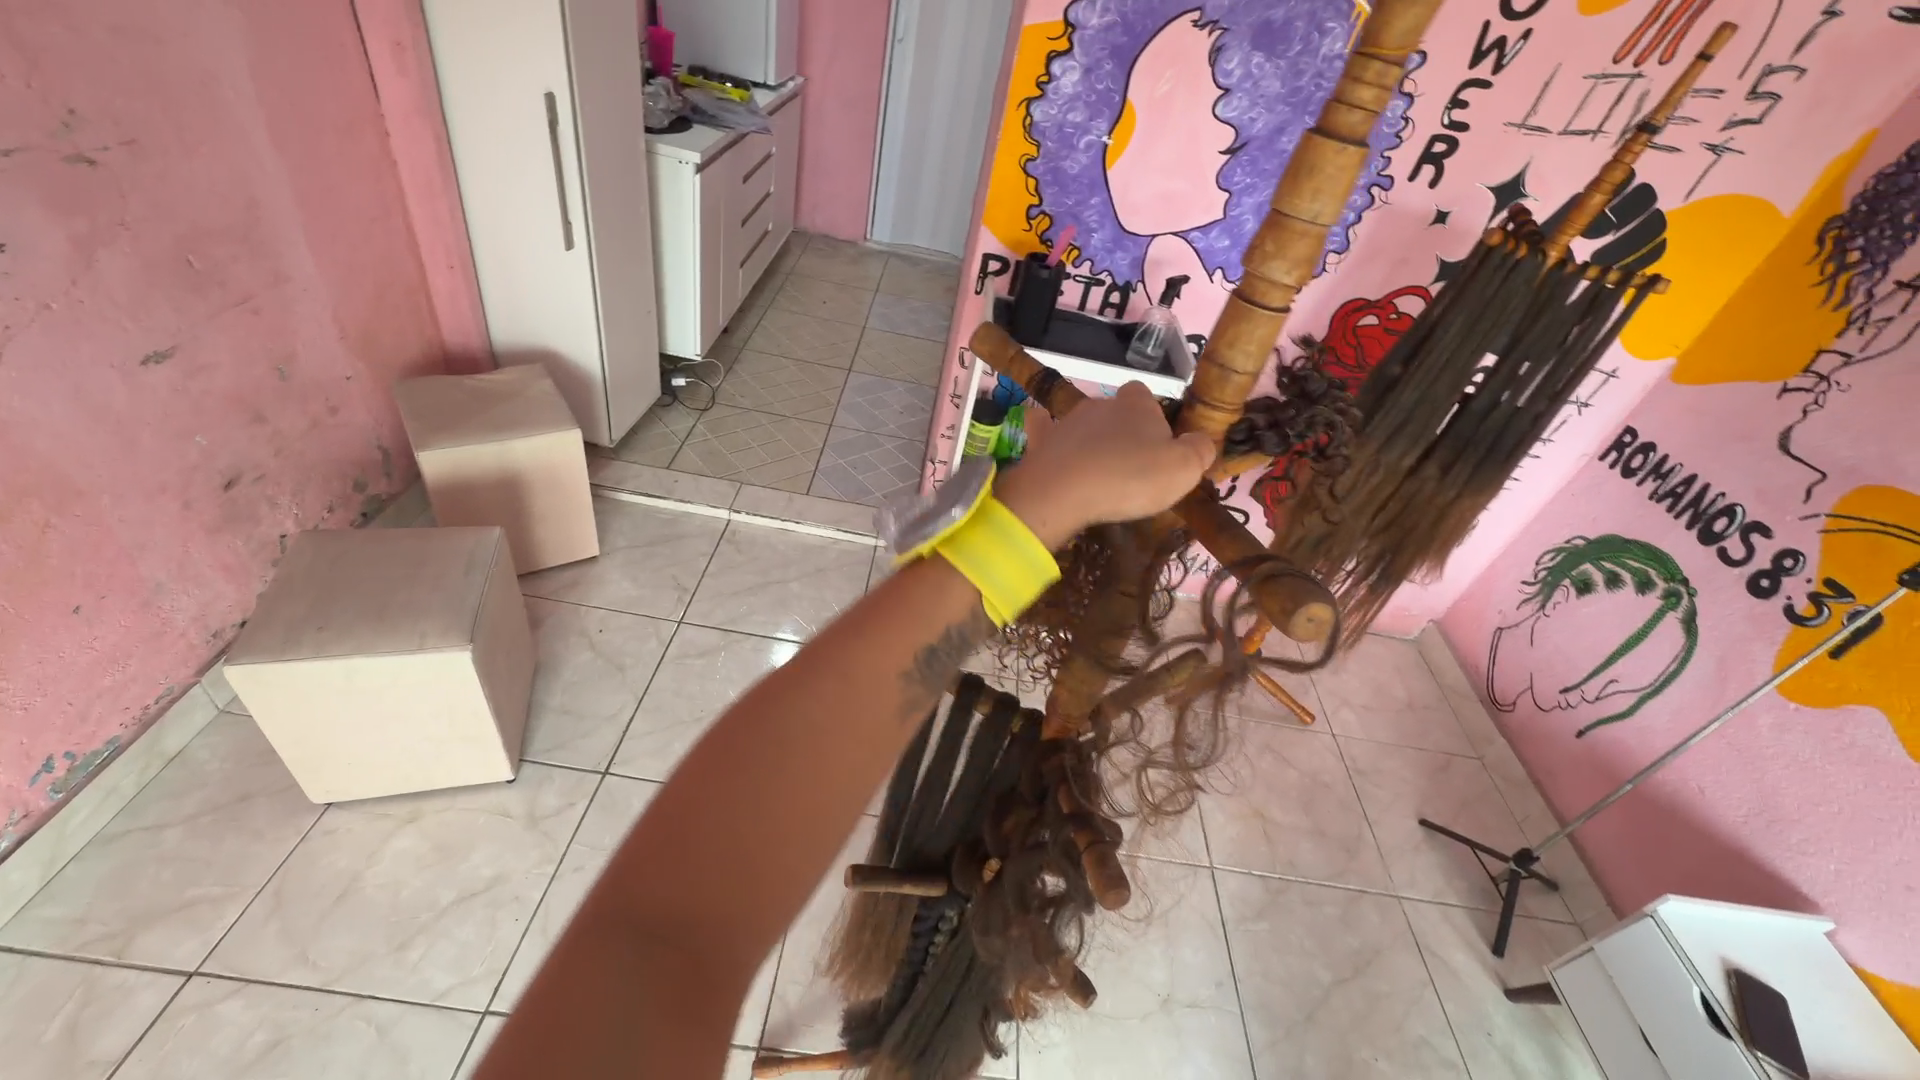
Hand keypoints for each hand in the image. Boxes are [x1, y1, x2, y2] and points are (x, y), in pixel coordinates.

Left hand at [995, 382, 1216, 548]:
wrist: (1063, 492)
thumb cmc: (1129, 478)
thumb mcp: (1183, 469)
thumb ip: (1199, 450)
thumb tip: (1201, 440)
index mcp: (1136, 404)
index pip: (1144, 395)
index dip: (1151, 416)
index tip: (1157, 444)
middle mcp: (1100, 404)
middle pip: (1113, 411)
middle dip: (1120, 432)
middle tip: (1129, 467)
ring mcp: (1066, 422)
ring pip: (1081, 423)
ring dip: (1089, 442)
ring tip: (1096, 472)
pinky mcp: (1040, 443)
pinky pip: (1043, 431)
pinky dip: (1048, 438)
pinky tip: (1051, 449)